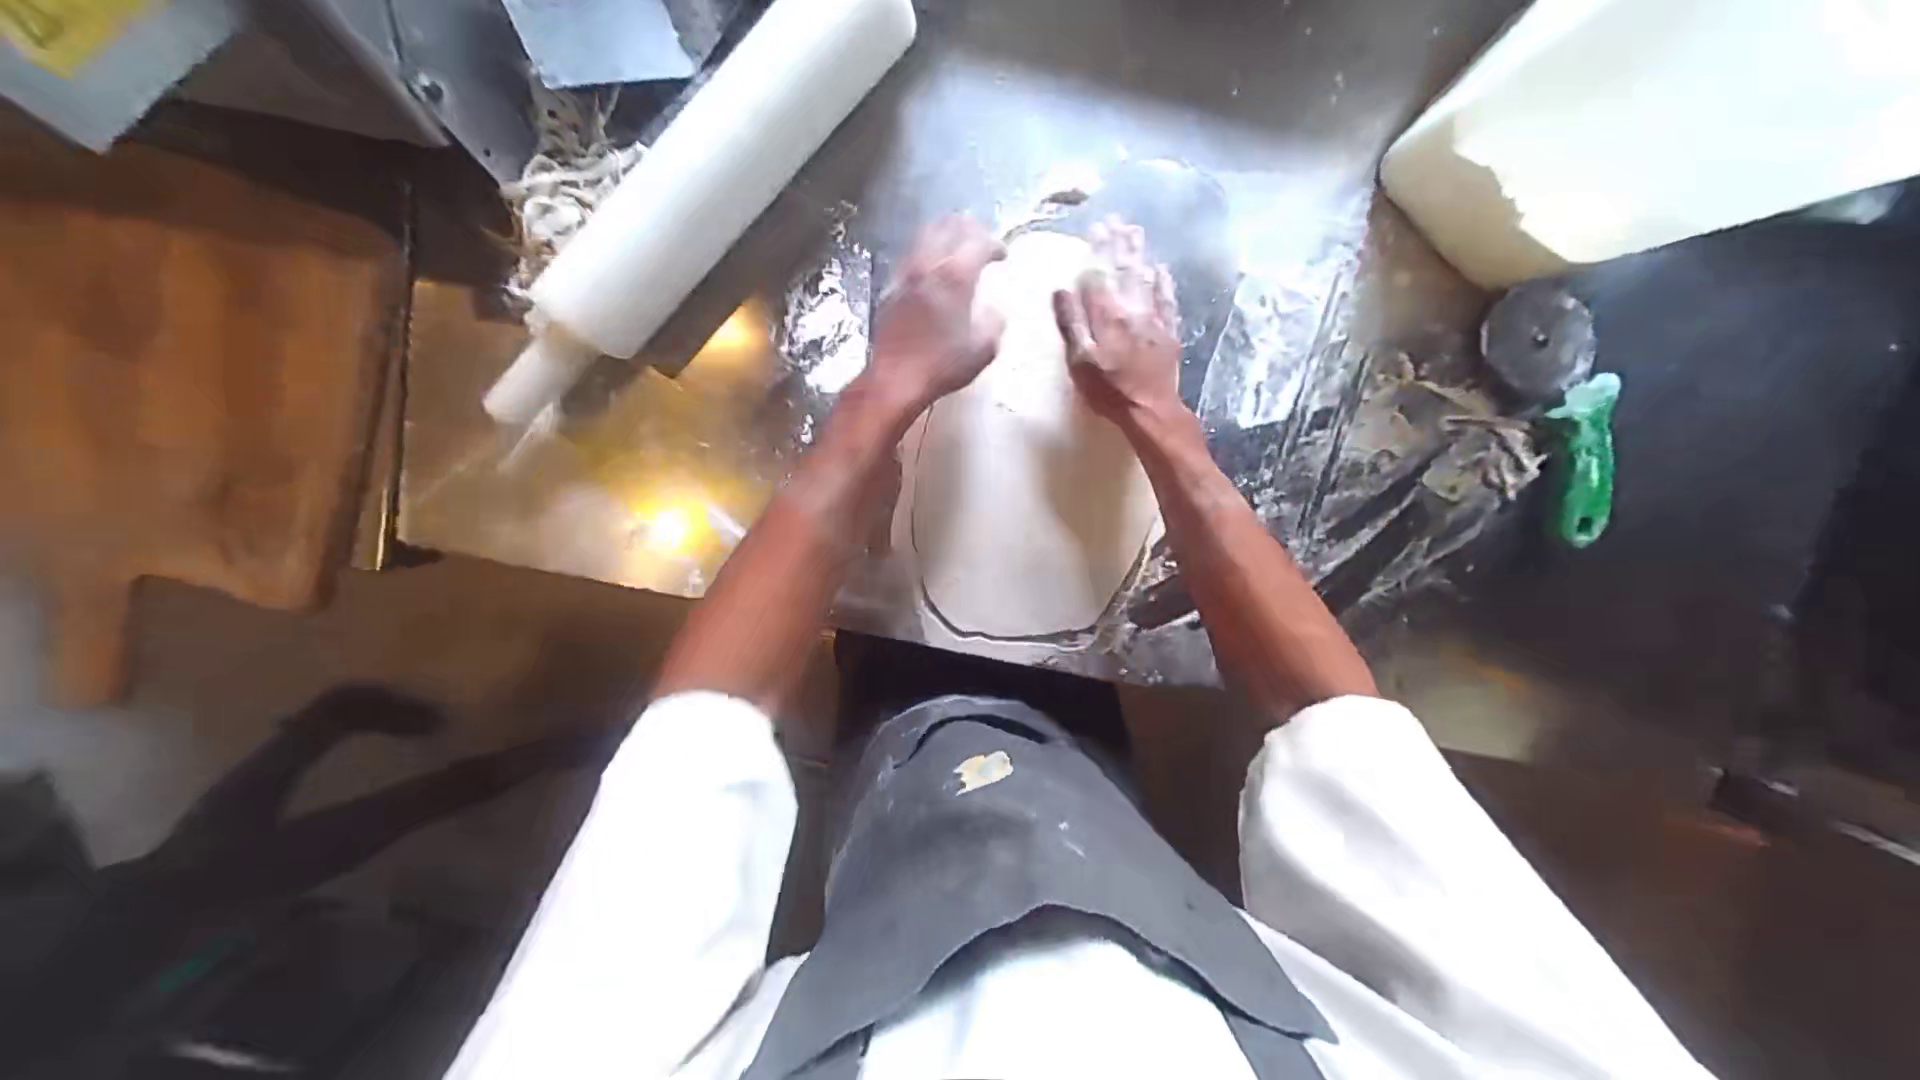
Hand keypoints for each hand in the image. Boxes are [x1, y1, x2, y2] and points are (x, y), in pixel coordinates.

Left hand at [867, 216, 1006, 414]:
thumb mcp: (983, 349)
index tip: (1002, 255)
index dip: (995, 245)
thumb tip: (993, 311)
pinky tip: (932, 268)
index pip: (979, 243)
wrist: (896, 379)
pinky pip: (911, 256)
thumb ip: (994, 323)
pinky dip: (926, 251)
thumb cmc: (942, 366)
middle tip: (980, 236)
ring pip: (925, 235)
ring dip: (944, 233)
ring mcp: (906, 275)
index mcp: (955, 276)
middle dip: (969, 227)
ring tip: (956, 243)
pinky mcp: (891, 289)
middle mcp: (928, 266)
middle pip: (948, 226)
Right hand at [1052, 217, 1183, 426]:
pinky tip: (1161, 269)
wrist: (1151, 410)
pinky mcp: (1169, 333)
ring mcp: (1154, 320)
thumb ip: (1072, 324)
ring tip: (1135, 231)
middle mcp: (1132, 311)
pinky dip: (1163, 283)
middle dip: (1119, 244)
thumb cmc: (1108, 390)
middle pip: (1124, 271)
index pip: (1100, 275)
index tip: (1096, 227)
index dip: (1097, 251)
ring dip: (1140, 254)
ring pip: (1146, 279)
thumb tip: (1063, 290)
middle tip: (1117, 219)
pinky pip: (1167, 301)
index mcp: (1107, 316)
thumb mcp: (1080, 362)